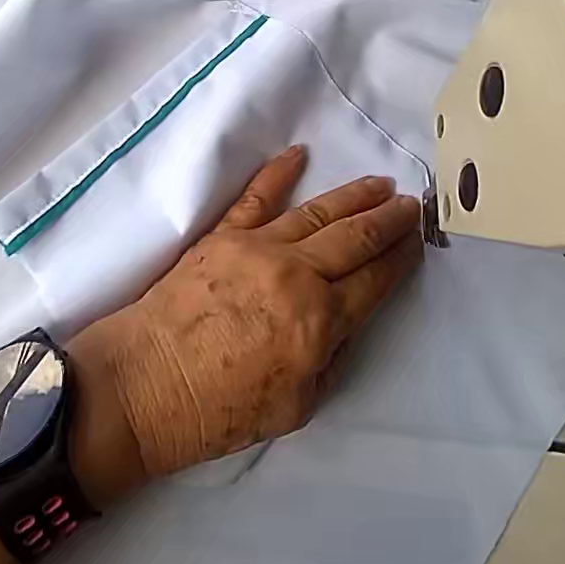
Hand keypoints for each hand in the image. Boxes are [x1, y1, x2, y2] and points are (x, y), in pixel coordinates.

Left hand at [67, 145, 422, 500]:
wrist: (146, 382)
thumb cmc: (221, 409)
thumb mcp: (298, 407)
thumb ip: (328, 357)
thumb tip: (341, 321)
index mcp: (320, 322)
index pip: (374, 282)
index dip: (400, 260)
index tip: (417, 240)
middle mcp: (295, 275)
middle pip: (353, 239)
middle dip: (387, 221)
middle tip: (411, 205)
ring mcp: (255, 248)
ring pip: (316, 214)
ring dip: (351, 197)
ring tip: (379, 185)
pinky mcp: (220, 237)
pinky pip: (254, 197)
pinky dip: (277, 173)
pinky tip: (298, 154)